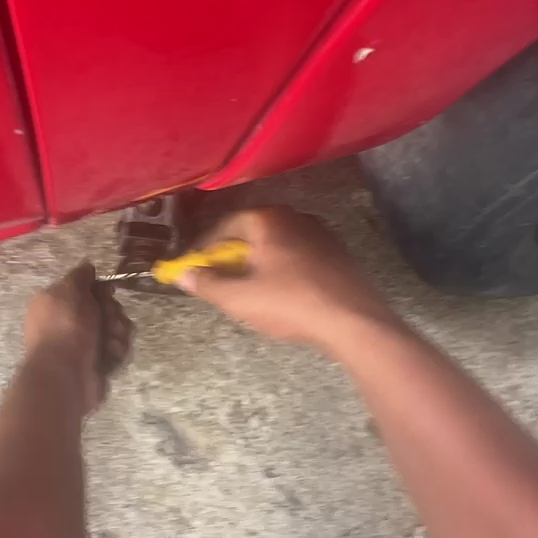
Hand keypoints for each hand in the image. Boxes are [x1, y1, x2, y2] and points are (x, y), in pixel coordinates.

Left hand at [22, 262, 132, 411]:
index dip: (102, 290)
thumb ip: (80, 276)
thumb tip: (87, 266)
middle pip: (108, 308)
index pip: (89, 289)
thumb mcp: (69, 291)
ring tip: (107, 344)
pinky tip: (108, 358)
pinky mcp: (99, 363)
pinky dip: (116, 352)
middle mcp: (70, 323)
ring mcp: (85, 345)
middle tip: (106, 321)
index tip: (106, 293)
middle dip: (113, 313)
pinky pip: (119, 350)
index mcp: (58, 304)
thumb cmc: (65, 328)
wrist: (65, 375)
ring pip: (118, 329)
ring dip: (117, 334)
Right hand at [177, 207, 401, 351]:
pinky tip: (283, 292)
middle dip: (232, 254)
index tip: (194, 268)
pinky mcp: (337, 252)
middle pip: (251, 232)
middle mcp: (294, 217)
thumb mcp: (239, 299)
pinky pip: (299, 254)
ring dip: (259, 261)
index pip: (223, 226)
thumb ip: (207, 284)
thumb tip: (183, 274)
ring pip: (277, 243)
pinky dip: (283, 267)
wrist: (354, 321)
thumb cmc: (291, 304)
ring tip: (250, 288)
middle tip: (220, 279)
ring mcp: (320, 232)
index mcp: (267, 219)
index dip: (204, 249)